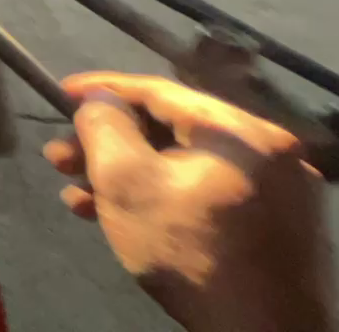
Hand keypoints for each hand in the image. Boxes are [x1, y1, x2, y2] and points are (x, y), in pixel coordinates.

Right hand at [43, 72, 338, 331]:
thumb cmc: (188, 250)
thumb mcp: (124, 178)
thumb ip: (103, 124)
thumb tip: (101, 100)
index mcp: (242, 132)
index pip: (156, 89)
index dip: (100, 89)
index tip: (57, 93)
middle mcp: (270, 152)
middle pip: (166, 129)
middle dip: (105, 143)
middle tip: (58, 157)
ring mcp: (281, 192)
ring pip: (180, 163)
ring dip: (123, 172)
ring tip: (76, 191)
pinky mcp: (278, 227)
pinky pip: (203, 189)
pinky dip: (158, 193)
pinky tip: (115, 213)